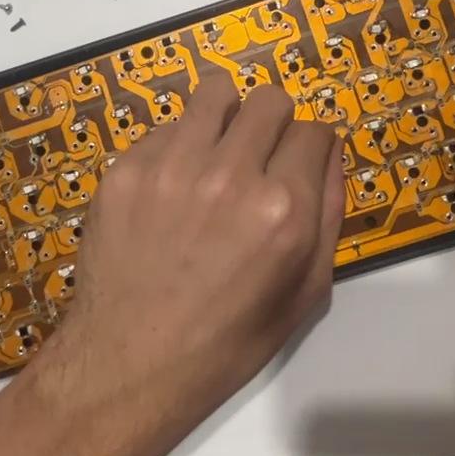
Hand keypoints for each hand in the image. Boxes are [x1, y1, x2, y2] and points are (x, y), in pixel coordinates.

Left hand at [27, 82, 344, 455]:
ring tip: (216, 151)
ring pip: (215, 93)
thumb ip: (328, 213)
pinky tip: (171, 187)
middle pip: (269, 100)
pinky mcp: (126, 168)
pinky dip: (178, 146)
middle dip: (275, 124)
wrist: (129, 362)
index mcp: (282, 209)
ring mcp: (171, 166)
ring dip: (226, 116)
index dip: (311, 148)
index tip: (298, 163)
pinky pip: (167, 126)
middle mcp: (229, 175)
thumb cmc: (226, 340)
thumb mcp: (305, 293)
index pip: (315, 131)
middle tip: (260, 156)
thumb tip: (327, 151)